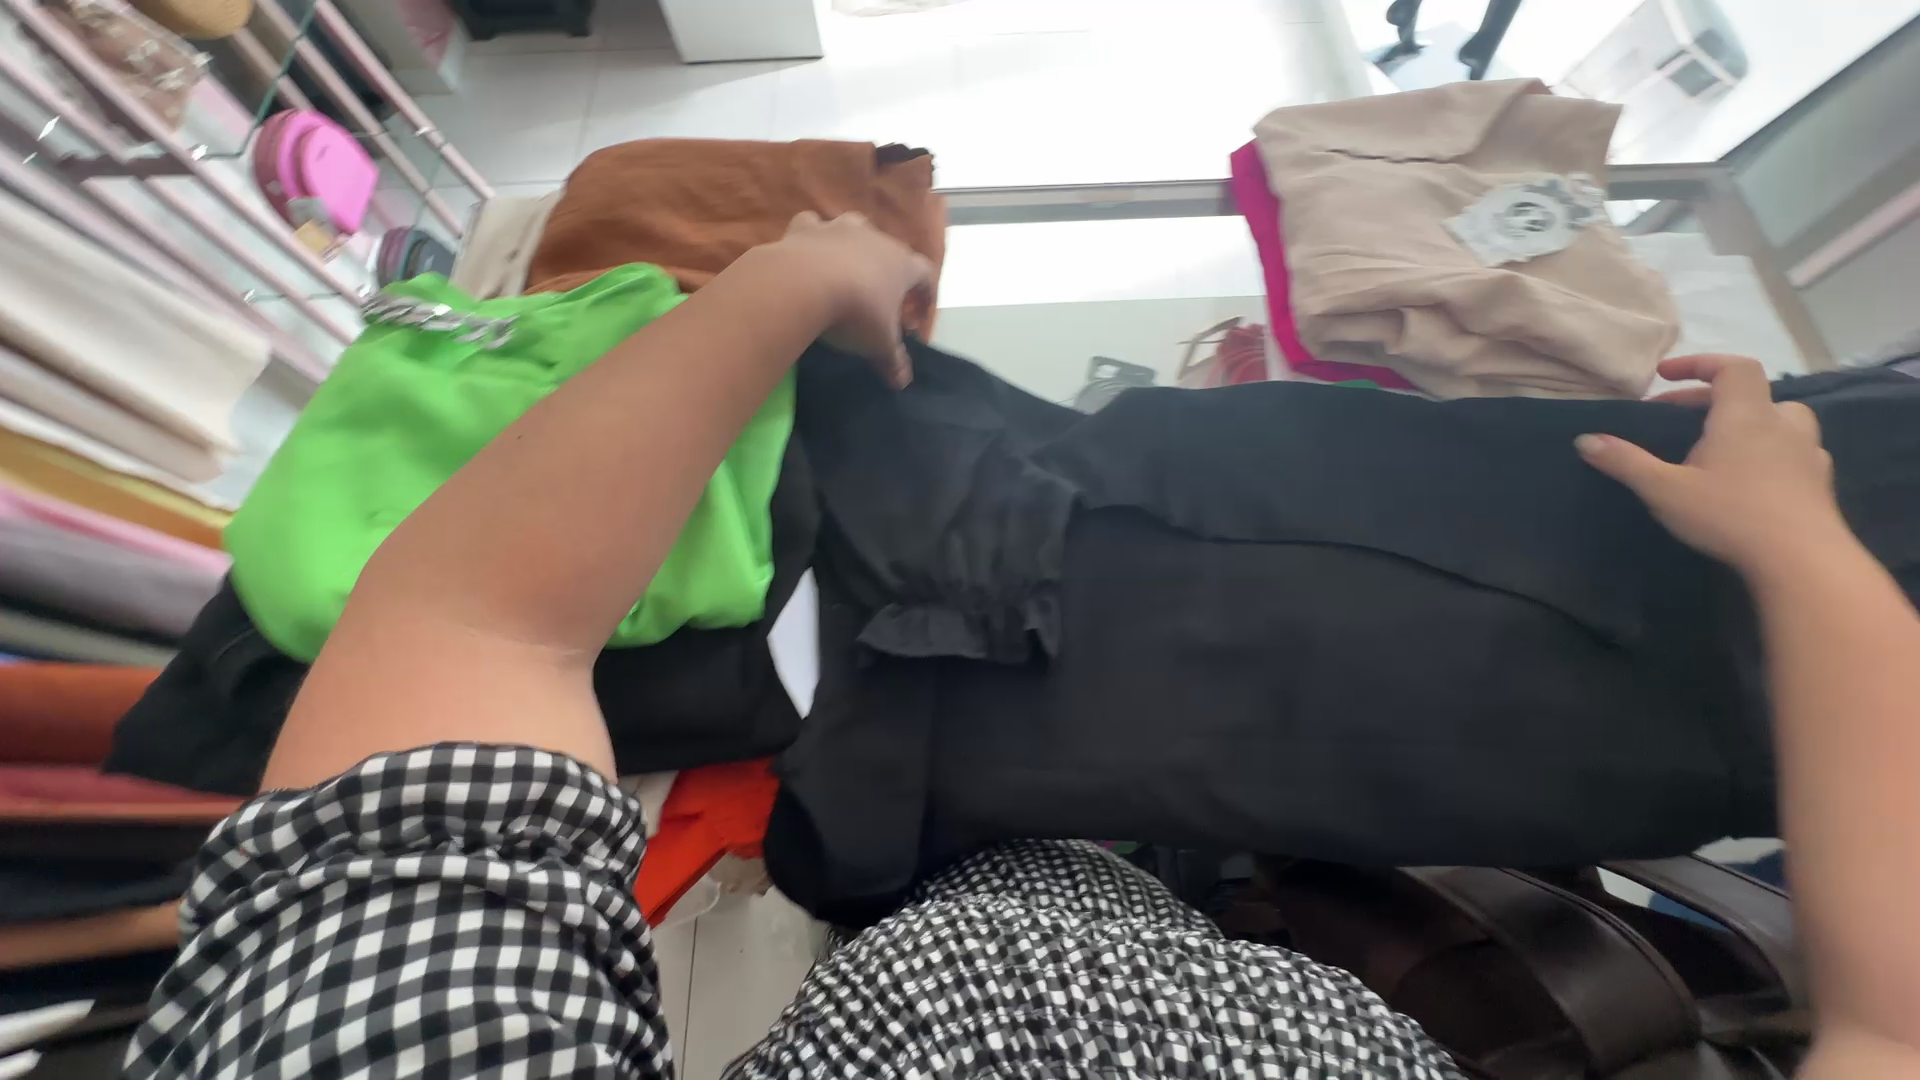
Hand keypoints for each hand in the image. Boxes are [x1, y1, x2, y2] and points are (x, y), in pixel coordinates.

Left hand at [771, 211, 932, 388]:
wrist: (802, 284)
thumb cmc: (856, 313)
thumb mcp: (879, 345)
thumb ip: (893, 361)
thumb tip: (902, 382)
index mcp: (901, 265)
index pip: (926, 275)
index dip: (926, 297)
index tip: (917, 322)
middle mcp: (875, 238)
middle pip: (891, 253)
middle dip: (889, 277)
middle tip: (881, 306)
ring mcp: (839, 228)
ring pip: (855, 232)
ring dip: (854, 253)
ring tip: (846, 278)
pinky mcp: (805, 228)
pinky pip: (814, 228)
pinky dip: (815, 240)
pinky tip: (809, 255)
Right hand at [1577, 354, 1852, 577]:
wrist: (1800, 557)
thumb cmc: (1727, 513)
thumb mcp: (1661, 488)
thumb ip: (1623, 461)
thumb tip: (1585, 439)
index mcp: (1745, 418)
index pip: (1734, 368)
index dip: (1700, 363)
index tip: (1664, 374)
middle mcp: (1781, 425)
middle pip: (1751, 393)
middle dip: (1706, 399)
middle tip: (1669, 418)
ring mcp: (1806, 451)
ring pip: (1777, 418)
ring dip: (1742, 420)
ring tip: (1711, 443)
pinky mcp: (1815, 478)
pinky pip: (1788, 447)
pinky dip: (1762, 446)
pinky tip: (1742, 473)